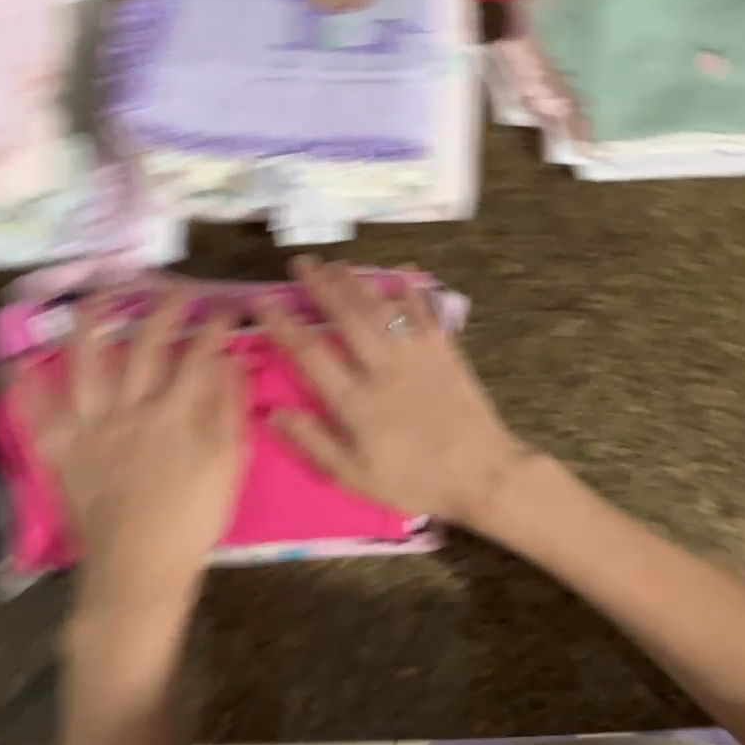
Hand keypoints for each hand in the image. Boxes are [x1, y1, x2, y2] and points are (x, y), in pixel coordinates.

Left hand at [14, 289, 247, 617]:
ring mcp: (89, 428)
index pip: (199, 353)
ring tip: (102, 295)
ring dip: (93, 320)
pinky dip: (26, 380)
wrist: (139, 568)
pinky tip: (23, 354)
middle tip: (174, 291)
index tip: (226, 308)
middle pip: (145, 344)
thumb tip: (231, 361)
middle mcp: (130, 410)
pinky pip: (37, 409)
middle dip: (163, 309)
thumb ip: (228, 408)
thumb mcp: (228, 463)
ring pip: (85, 361)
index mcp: (177, 414)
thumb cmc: (194, 518)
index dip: (214, 325)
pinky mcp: (61, 450)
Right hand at [259, 257, 528, 531]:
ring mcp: (419, 356)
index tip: (261, 300)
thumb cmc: (416, 482)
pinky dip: (411, 291)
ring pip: (383, 308)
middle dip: (322, 286)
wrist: (482, 474)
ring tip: (338, 264)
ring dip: (359, 282)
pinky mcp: (447, 352)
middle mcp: (385, 369)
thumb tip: (273, 411)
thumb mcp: (356, 477)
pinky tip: (400, 273)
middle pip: (348, 317)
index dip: (283, 323)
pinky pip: (426, 313)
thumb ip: (314, 442)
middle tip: (302, 262)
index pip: (310, 352)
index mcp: (356, 402)